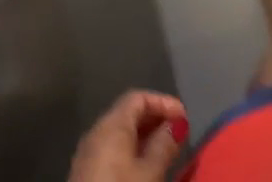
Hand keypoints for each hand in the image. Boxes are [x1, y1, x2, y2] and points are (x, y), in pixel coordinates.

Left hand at [68, 90, 188, 181]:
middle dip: (155, 118)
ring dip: (145, 135)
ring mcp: (88, 154)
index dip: (163, 102)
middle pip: (127, 113)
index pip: (137, 97)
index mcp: (111, 125)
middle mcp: (96, 132)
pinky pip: (112, 149)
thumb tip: (177, 124)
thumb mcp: (150, 173)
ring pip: (120, 132)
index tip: (185, 117)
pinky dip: (132, 149)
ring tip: (168, 149)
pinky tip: (146, 167)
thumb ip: (165, 145)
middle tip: (180, 132)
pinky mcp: (86, 173)